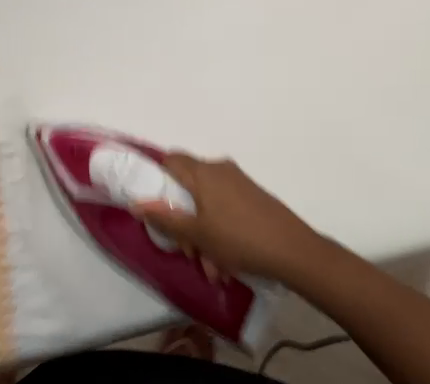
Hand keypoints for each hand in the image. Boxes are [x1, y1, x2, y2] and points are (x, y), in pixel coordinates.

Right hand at [135, 154, 326, 283]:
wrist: (292, 250)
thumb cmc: (238, 238)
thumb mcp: (196, 233)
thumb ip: (165, 217)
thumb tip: (136, 202)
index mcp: (203, 172)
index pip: (171, 160)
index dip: (157, 178)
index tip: (155, 206)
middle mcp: (220, 170)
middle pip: (189, 188)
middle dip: (184, 222)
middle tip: (189, 252)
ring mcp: (239, 183)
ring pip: (208, 205)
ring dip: (204, 236)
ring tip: (213, 270)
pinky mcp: (253, 198)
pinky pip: (226, 211)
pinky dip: (221, 234)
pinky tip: (228, 264)